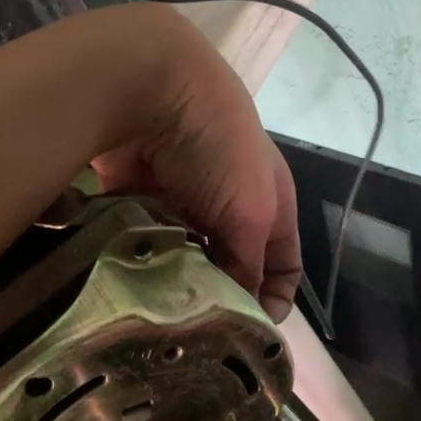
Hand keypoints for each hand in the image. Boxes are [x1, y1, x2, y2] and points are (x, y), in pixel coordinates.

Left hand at [89, 16, 299, 320]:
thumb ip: (247, 266)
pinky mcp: (141, 196)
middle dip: (221, 296)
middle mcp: (229, 205)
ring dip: (179, 281)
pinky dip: (146, 260)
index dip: (275, 299)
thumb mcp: (252, 214)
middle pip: (231, 265)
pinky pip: (148, 240)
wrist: (157, 87)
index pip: (284, 266)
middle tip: (203, 332)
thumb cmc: (222, 150)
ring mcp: (184, 200)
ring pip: (186, 257)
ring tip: (167, 312)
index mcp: (270, 206)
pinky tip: (137, 282)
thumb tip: (237, 309)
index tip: (253, 334)